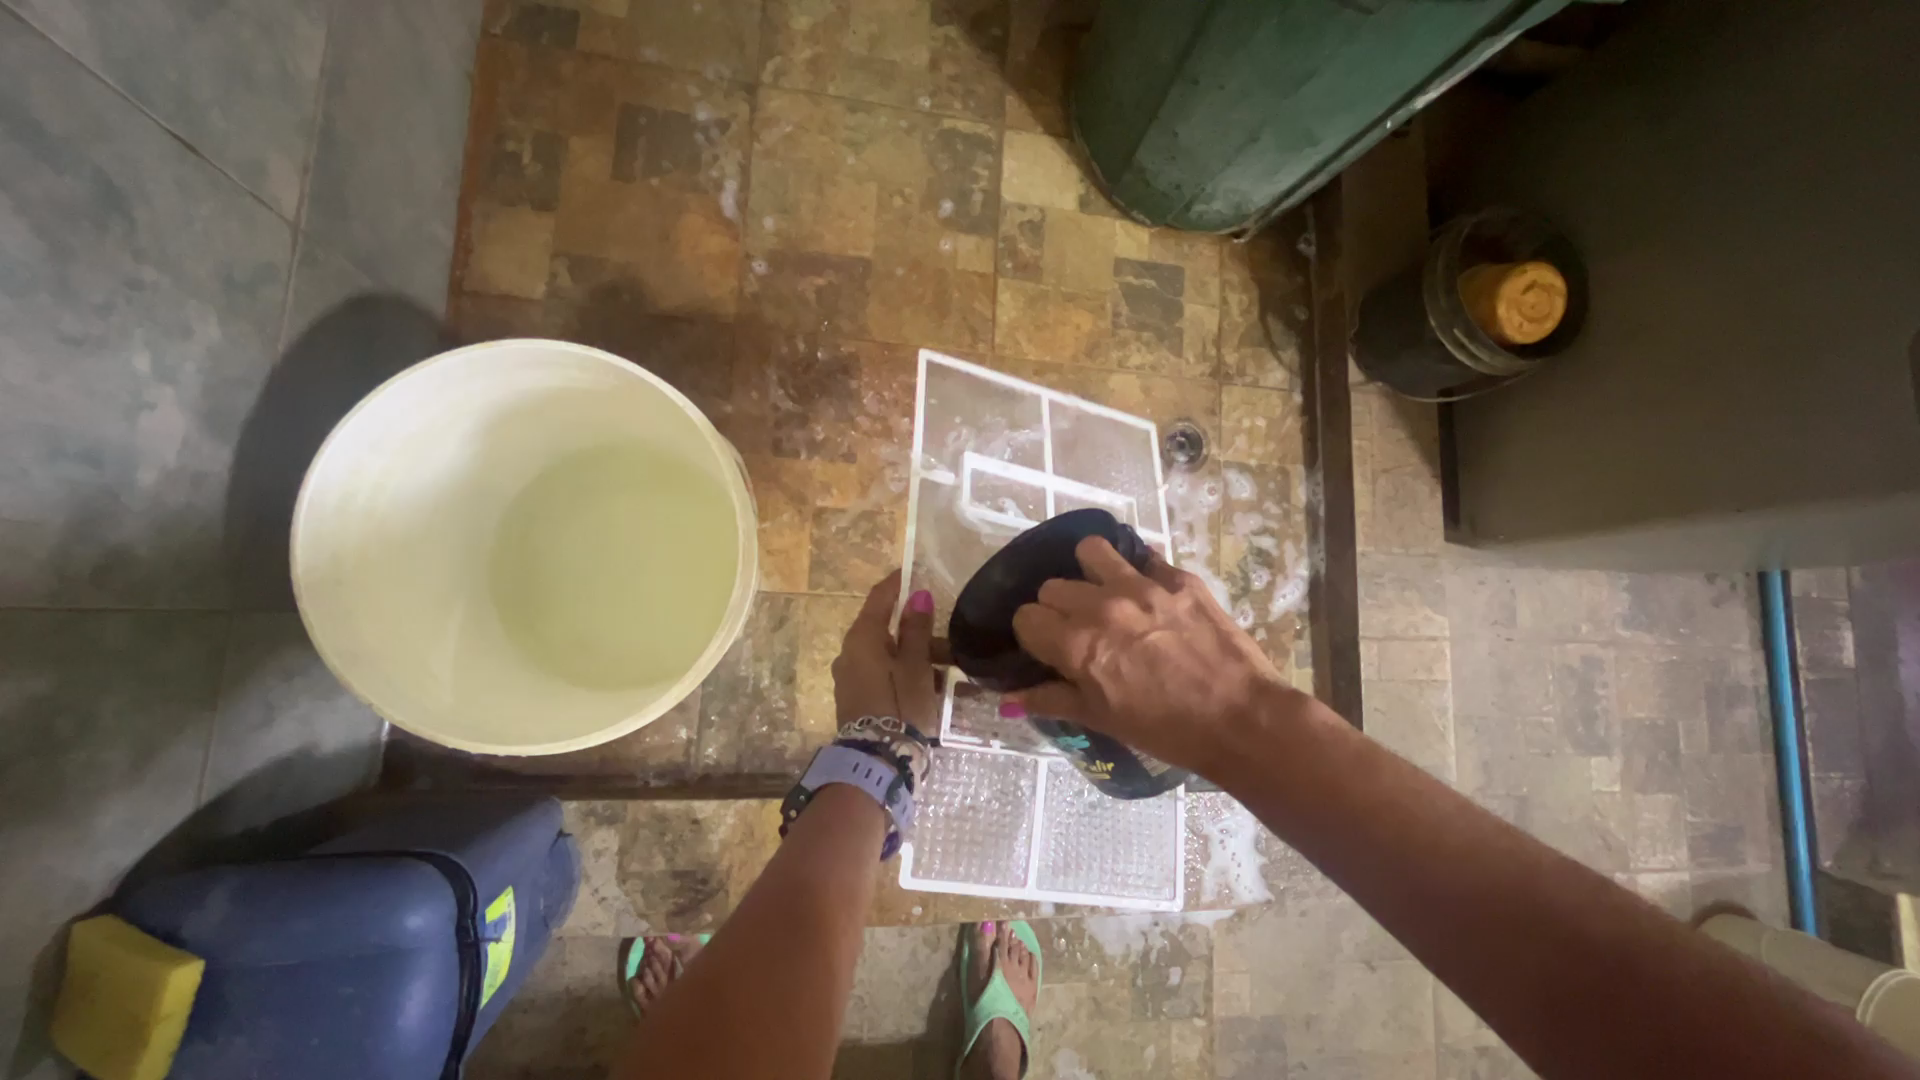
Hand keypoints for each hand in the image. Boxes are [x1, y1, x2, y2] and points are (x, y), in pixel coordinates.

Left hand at [831, 571, 937, 784]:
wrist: (878, 763)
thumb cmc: (900, 708)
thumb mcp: (917, 667)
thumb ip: (916, 630)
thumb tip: (916, 595)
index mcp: (862, 638)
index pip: (879, 598)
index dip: (897, 584)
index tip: (915, 571)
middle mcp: (850, 654)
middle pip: (886, 630)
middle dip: (919, 632)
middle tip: (950, 639)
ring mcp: (851, 678)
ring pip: (889, 656)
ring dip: (918, 658)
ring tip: (952, 672)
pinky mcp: (857, 700)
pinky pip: (885, 676)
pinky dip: (907, 675)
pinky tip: (935, 689)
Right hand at [1007, 536, 1293, 776]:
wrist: (1241, 719)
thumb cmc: (1166, 730)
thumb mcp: (1102, 720)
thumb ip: (1052, 699)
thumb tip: (1009, 697)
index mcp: (1077, 646)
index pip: (1025, 617)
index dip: (1033, 635)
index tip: (1048, 648)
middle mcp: (1102, 607)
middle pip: (1052, 586)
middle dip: (1058, 608)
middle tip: (1080, 630)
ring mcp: (1142, 586)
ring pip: (1091, 551)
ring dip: (1090, 571)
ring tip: (1104, 593)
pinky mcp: (1178, 578)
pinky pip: (1143, 557)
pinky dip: (1137, 571)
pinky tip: (1147, 593)